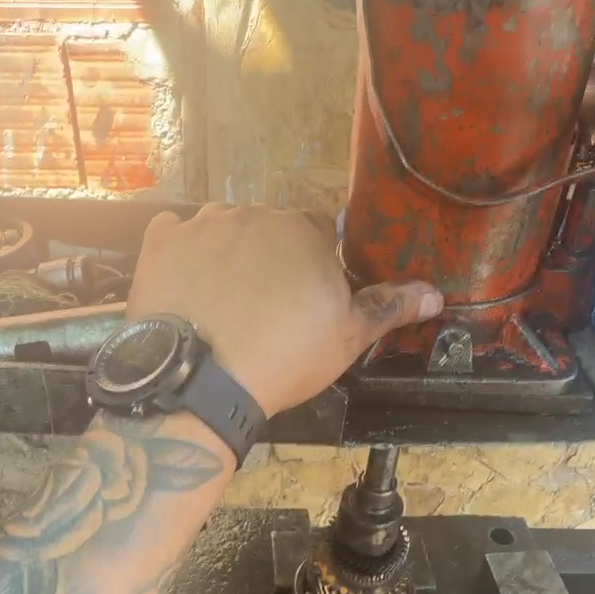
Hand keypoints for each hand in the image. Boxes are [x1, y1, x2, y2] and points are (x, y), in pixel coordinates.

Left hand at [128, 204, 442, 416]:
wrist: (201, 380)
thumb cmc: (284, 358)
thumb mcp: (347, 338)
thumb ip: (388, 307)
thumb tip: (435, 293)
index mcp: (303, 230)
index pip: (317, 234)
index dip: (312, 266)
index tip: (303, 299)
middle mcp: (253, 213)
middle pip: (268, 229)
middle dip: (268, 259)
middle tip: (262, 309)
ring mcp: (201, 224)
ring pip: (222, 229)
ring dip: (225, 254)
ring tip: (221, 303)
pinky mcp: (159, 242)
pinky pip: (173, 235)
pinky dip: (180, 255)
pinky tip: (185, 288)